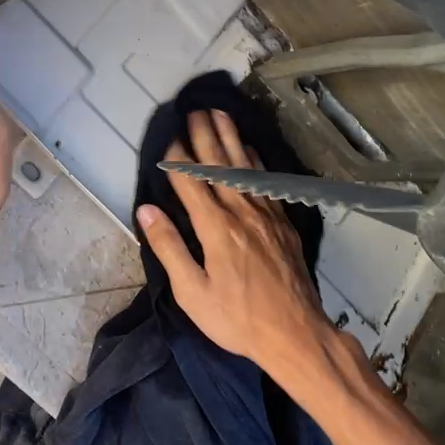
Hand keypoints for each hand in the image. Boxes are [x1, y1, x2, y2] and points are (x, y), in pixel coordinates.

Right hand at [138, 110, 337, 375]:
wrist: (296, 334)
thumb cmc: (237, 319)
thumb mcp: (193, 293)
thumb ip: (170, 247)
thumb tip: (148, 210)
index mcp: (215, 228)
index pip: (191, 181)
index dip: (177, 156)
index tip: (168, 133)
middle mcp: (241, 212)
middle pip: (220, 165)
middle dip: (205, 135)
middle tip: (194, 110)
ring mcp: (266, 215)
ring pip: (245, 167)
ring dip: (231, 138)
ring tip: (221, 114)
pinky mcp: (283, 223)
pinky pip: (266, 182)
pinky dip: (255, 162)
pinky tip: (250, 151)